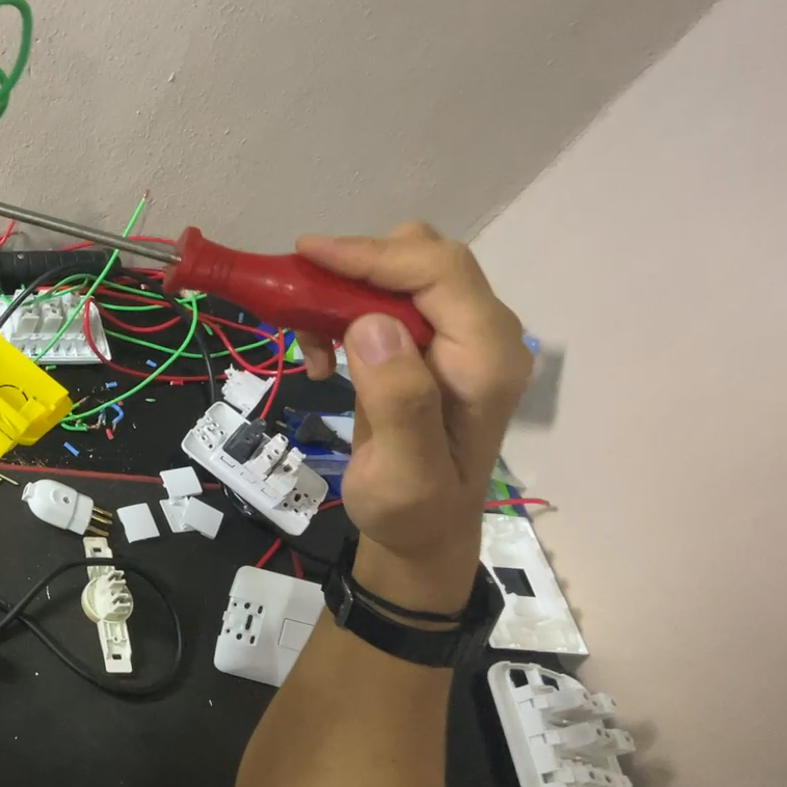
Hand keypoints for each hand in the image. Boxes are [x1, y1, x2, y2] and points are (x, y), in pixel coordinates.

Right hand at [294, 223, 531, 610]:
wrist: (421, 534)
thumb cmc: (411, 509)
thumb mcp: (404, 470)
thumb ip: (399, 398)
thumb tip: (370, 323)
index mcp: (487, 358)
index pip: (439, 272)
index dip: (372, 254)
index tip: (307, 253)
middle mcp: (482, 336)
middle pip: (423, 261)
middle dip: (355, 269)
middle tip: (299, 304)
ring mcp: (456, 340)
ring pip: (398, 276)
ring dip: (343, 295)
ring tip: (312, 347)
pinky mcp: (428, 349)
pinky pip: (384, 303)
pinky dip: (343, 316)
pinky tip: (325, 358)